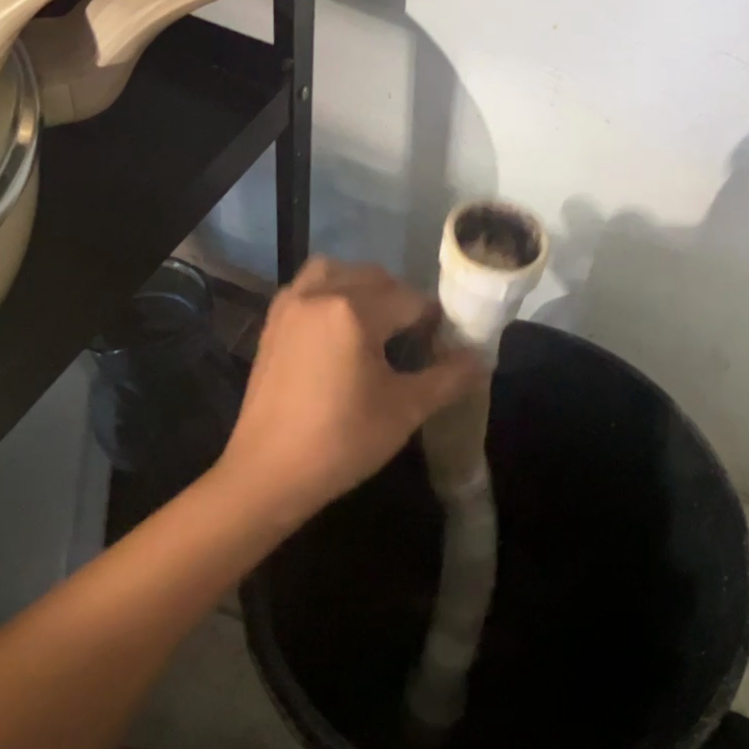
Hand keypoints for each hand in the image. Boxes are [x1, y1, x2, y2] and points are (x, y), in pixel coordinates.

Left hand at [214, 256, 484, 526]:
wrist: (268, 474)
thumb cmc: (342, 441)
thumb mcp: (405, 410)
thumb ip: (448, 378)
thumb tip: (479, 360)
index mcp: (353, 310)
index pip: (412, 300)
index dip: (435, 324)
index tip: (442, 352)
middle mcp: (318, 294)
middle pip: (376, 279)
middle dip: (401, 303)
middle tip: (414, 344)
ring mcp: (289, 306)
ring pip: (337, 274)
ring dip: (363, 290)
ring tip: (376, 329)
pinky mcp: (272, 325)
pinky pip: (309, 290)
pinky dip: (331, 298)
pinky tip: (342, 337)